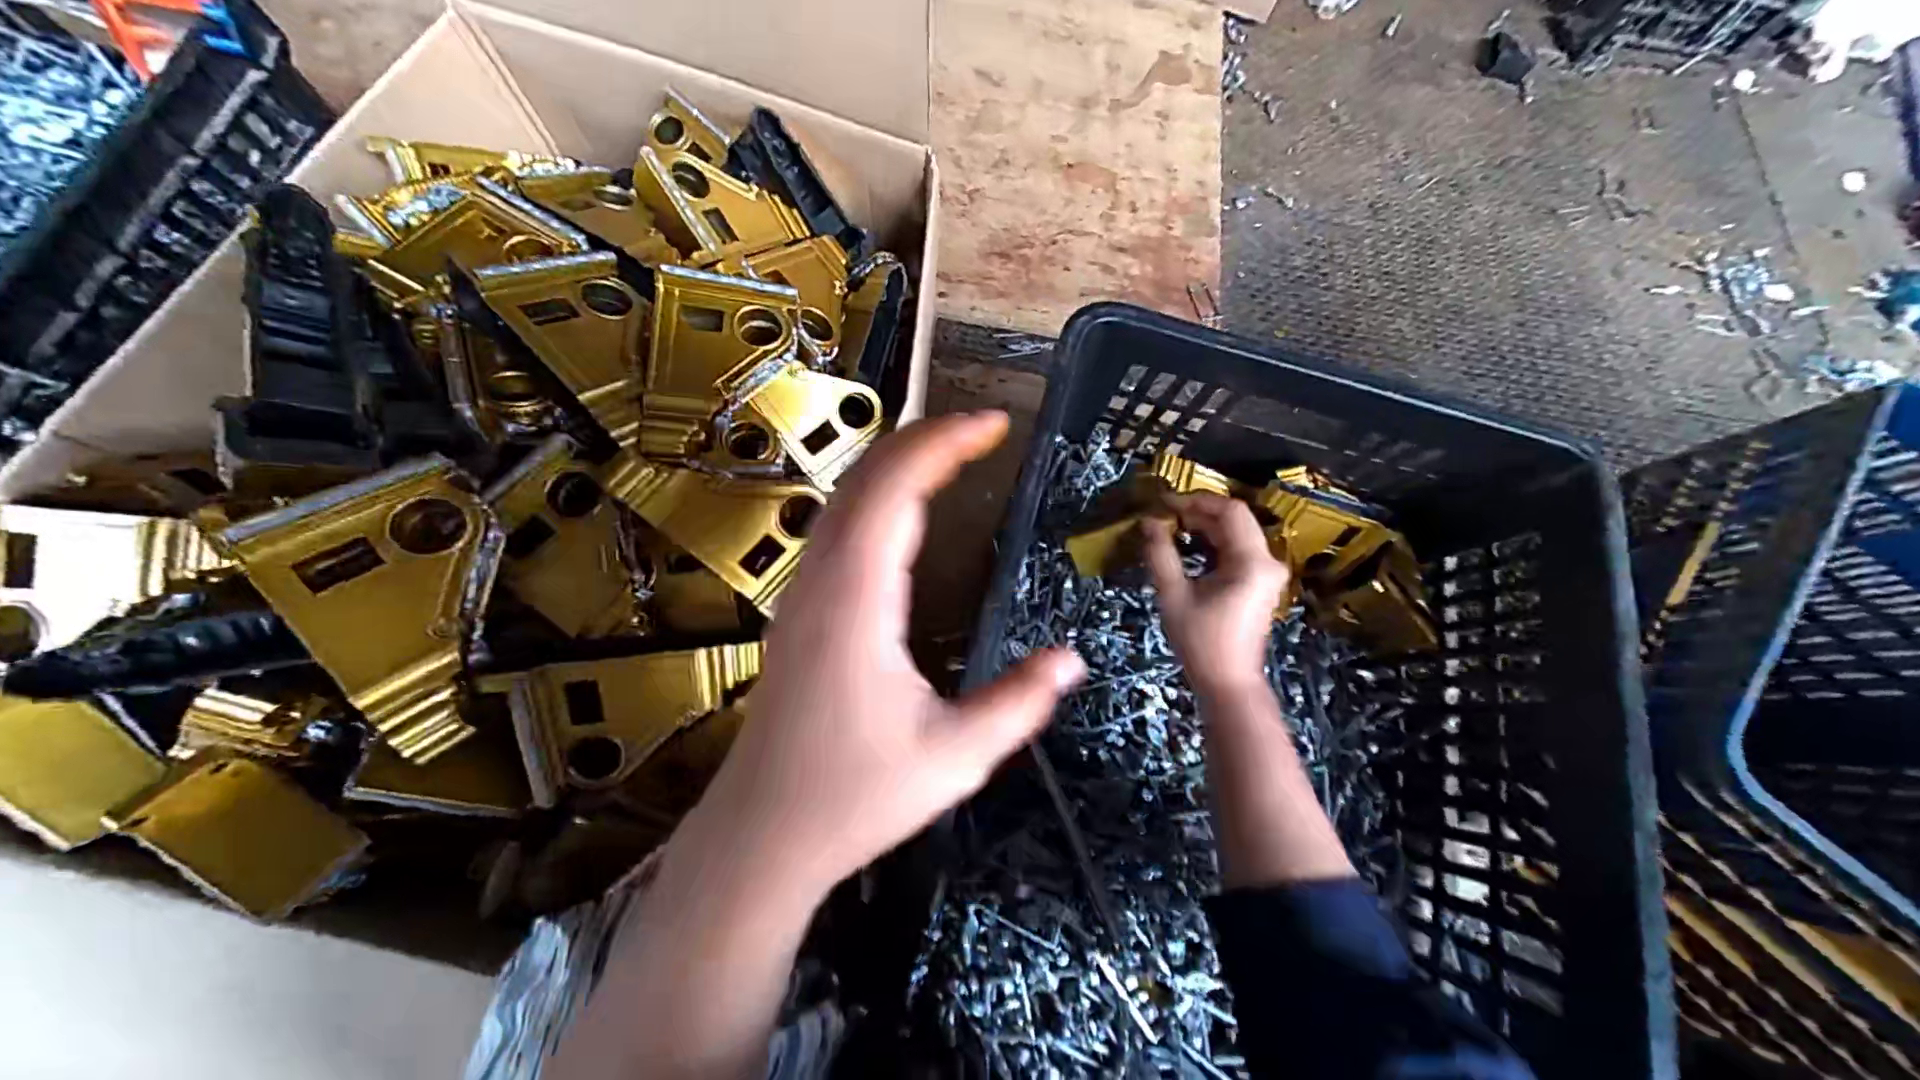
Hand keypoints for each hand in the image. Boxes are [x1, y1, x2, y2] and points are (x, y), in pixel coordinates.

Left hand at [689, 411, 1086, 898]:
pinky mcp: (798, 610)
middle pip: (866, 478)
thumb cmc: (852, 797)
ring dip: (896, 461)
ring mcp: (802, 593)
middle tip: (982, 429)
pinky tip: (903, 509)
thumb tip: (1072, 660)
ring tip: (951, 452)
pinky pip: (836, 526)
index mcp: (858, 601)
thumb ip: (1017, 704)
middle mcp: (822, 582)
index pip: (897, 490)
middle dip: (924, 438)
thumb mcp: (953, 757)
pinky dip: (876, 495)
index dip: (945, 444)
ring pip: (845, 497)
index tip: (993, 424)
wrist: (761, 832)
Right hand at [1143, 493, 1289, 699]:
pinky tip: (1188, 544)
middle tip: (1165, 513)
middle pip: (1236, 519)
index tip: (1165, 503)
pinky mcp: (1260, 582)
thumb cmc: (1200, 642)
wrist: (1227, 681)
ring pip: (1237, 533)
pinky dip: (1214, 542)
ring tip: (1172, 526)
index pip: (1230, 512)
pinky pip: (1238, 549)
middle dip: (1199, 511)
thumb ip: (1161, 554)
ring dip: (1206, 526)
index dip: (1196, 501)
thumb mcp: (1173, 595)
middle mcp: (1267, 562)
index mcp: (1251, 562)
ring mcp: (1267, 572)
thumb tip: (1148, 522)